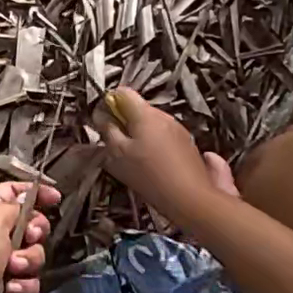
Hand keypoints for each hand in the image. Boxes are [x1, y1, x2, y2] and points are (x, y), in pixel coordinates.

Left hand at [0, 180, 57, 292]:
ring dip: (28, 260)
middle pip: (28, 222)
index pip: (11, 190)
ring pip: (32, 251)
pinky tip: (11, 288)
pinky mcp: (5, 282)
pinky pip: (28, 277)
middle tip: (29, 237)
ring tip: (13, 268)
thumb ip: (15, 206)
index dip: (34, 191)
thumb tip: (26, 202)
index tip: (56, 198)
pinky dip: (23, 283)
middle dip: (34, 231)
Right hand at [93, 88, 234, 224]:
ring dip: (141, 135)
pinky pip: (166, 137)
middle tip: (117, 145)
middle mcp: (165, 116)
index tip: (105, 123)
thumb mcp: (117, 154)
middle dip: (126, 122)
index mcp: (145, 114)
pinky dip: (156, 145)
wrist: (191, 200)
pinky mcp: (189, 146)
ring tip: (136, 158)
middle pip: (139, 109)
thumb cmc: (148, 175)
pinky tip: (155, 165)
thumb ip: (107, 130)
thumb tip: (101, 115)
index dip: (110, 103)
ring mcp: (180, 130)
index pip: (123, 92)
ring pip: (153, 124)